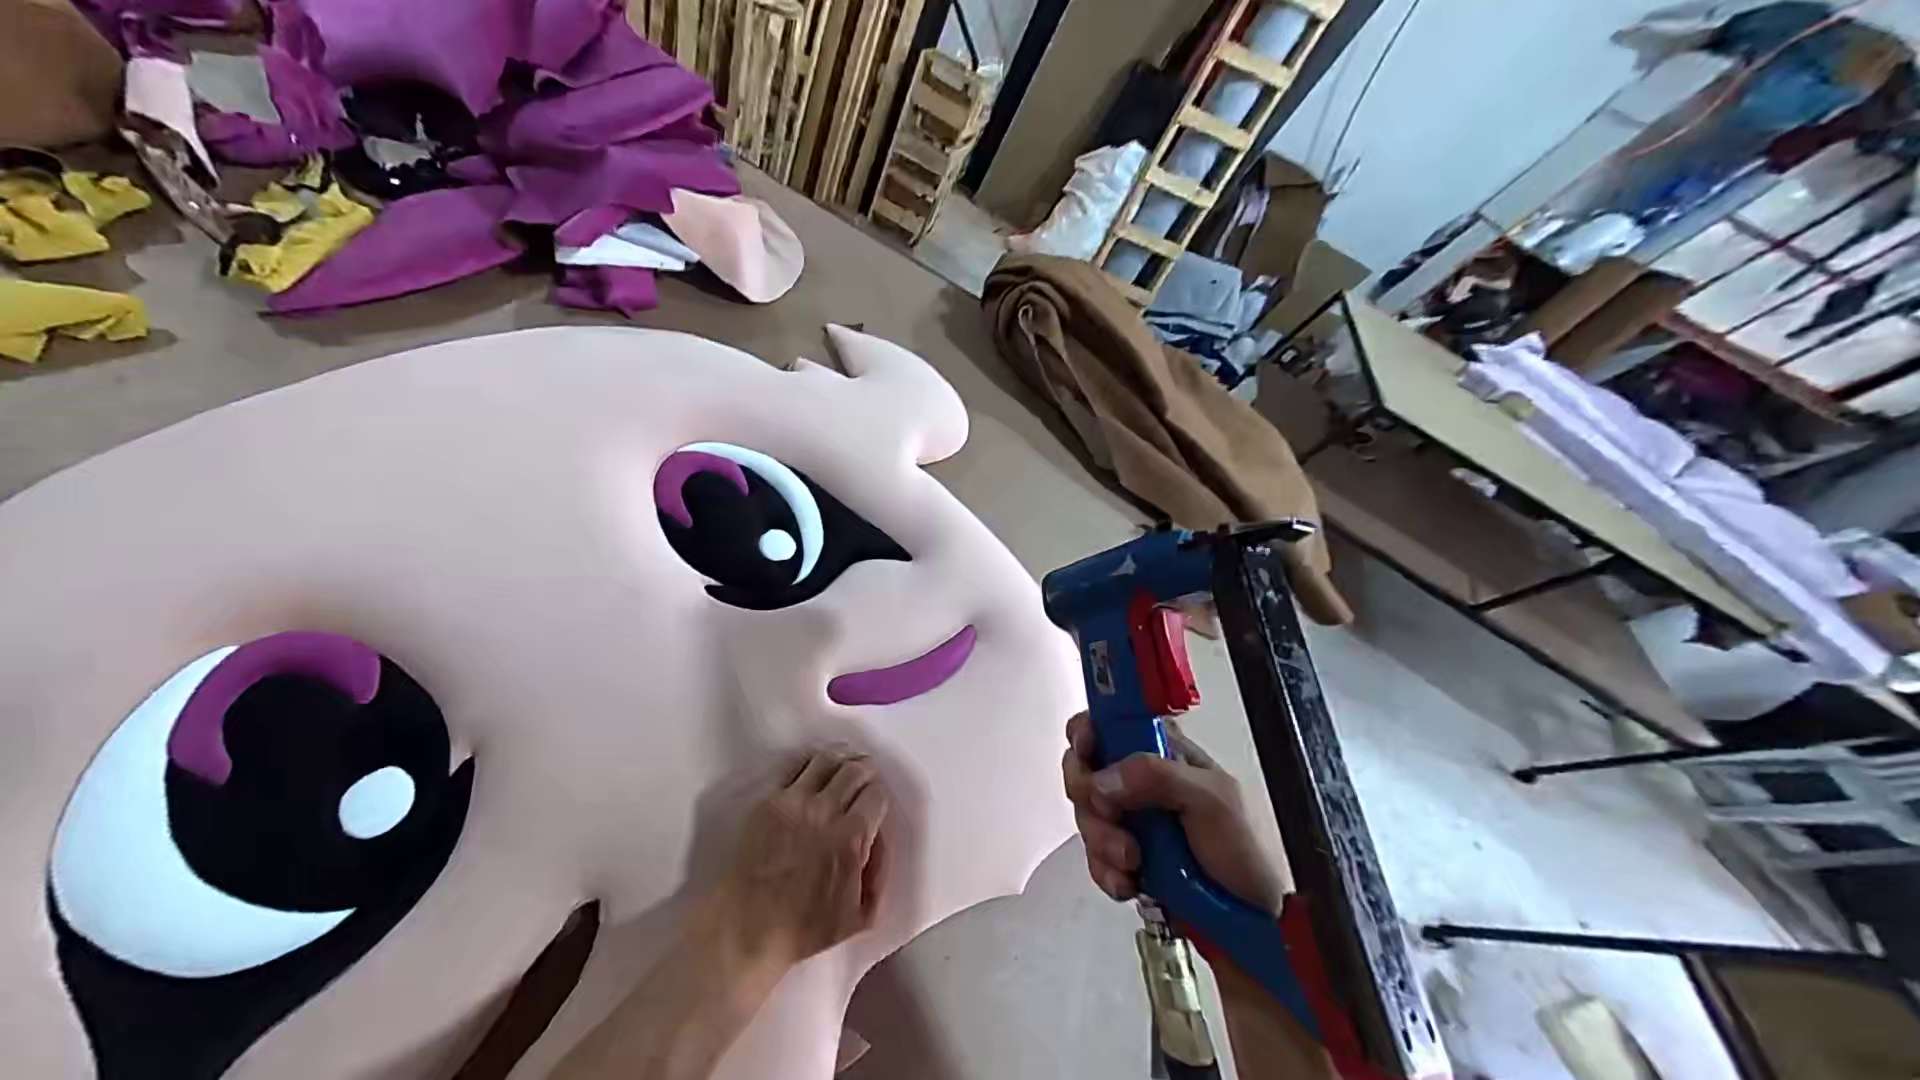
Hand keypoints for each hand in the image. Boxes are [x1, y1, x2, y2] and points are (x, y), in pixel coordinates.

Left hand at [701, 748, 890, 975]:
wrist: (747, 926)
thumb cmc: (805, 926)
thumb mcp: (863, 916)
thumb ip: (881, 873)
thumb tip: (879, 837)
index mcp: (851, 838)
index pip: (877, 794)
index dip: (879, 796)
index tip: (874, 803)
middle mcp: (825, 812)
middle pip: (855, 770)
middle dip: (866, 770)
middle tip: (866, 775)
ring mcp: (794, 802)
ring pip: (827, 759)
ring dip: (842, 758)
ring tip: (845, 762)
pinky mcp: (769, 801)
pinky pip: (794, 765)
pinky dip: (811, 760)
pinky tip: (816, 766)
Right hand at [1061, 712, 1285, 914]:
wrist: (1255, 923)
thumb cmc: (1245, 852)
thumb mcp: (1212, 800)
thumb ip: (1158, 776)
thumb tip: (1103, 779)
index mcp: (1162, 750)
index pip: (1108, 721)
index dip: (1087, 733)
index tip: (1088, 759)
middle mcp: (1140, 779)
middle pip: (1084, 770)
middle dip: (1092, 802)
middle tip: (1117, 824)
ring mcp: (1130, 817)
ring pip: (1086, 815)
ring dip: (1102, 842)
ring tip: (1135, 863)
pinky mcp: (1124, 854)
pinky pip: (1093, 856)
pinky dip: (1105, 871)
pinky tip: (1129, 883)